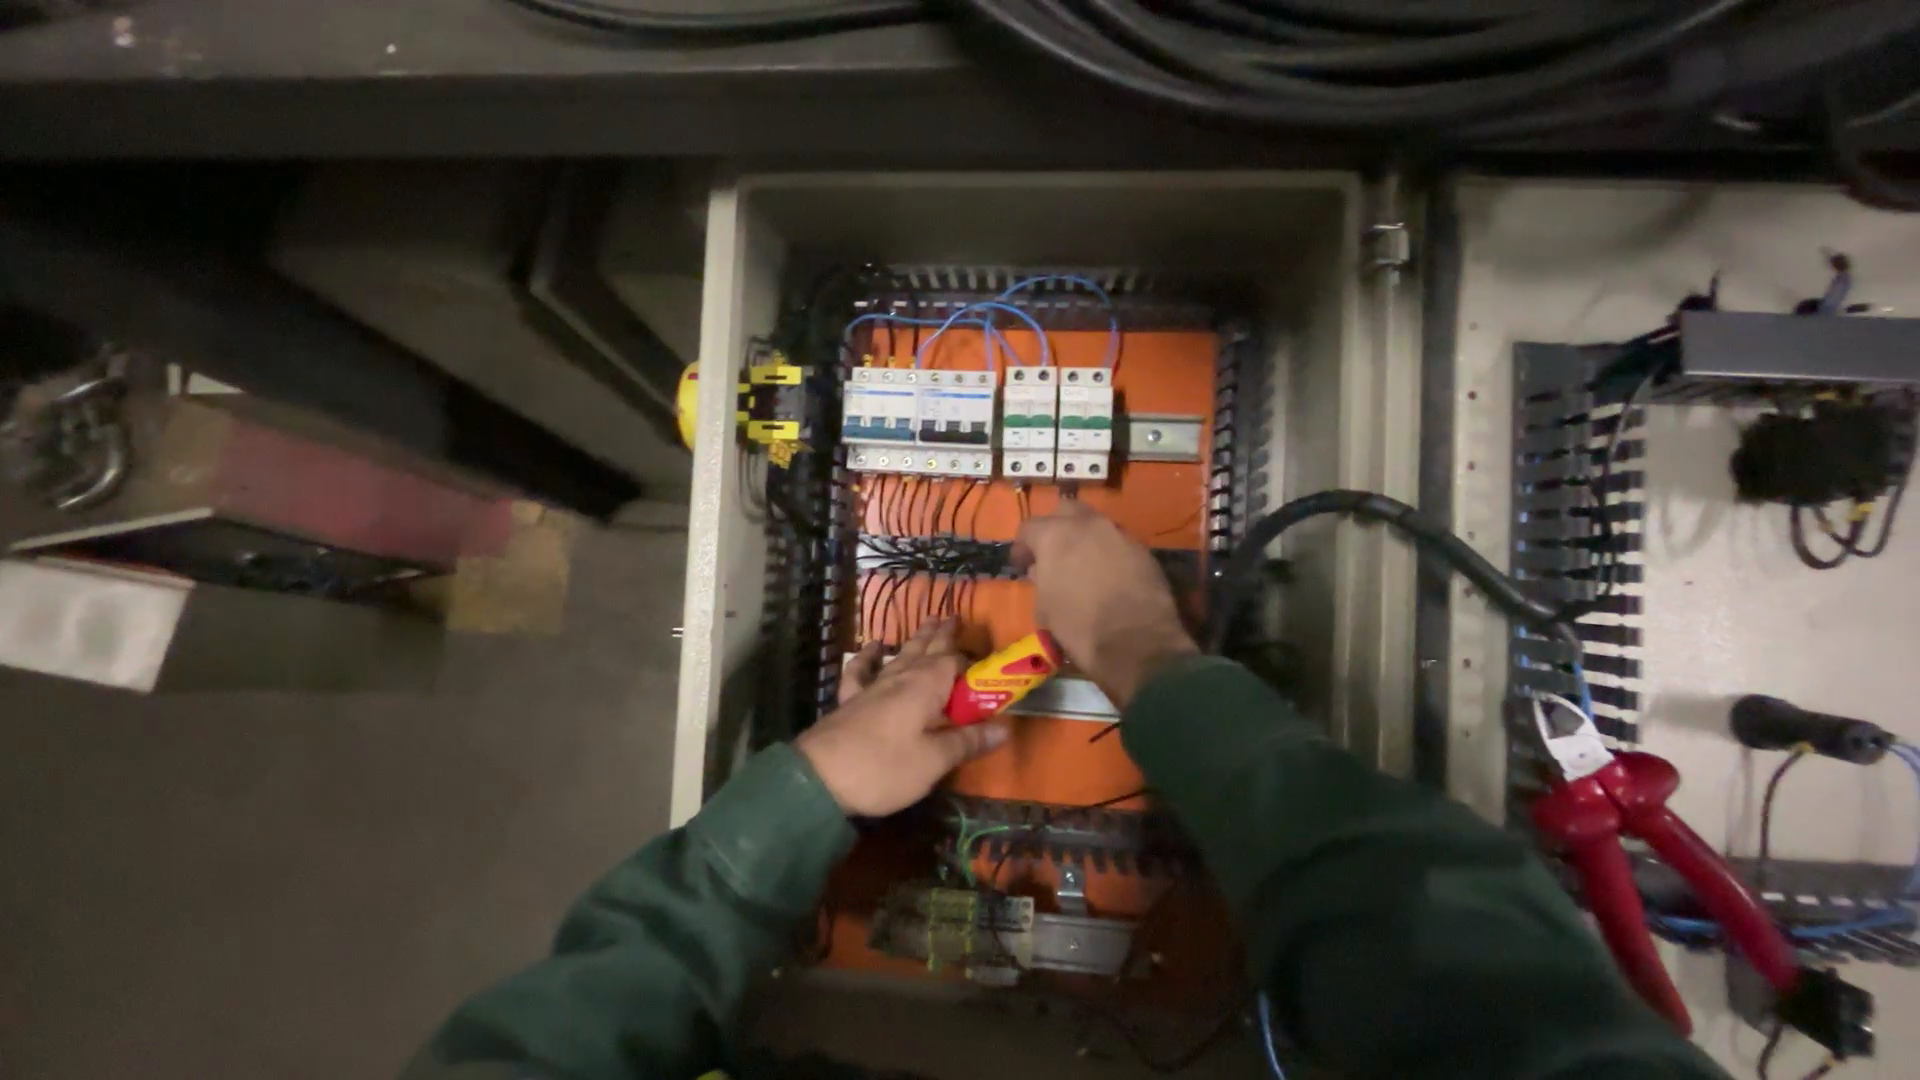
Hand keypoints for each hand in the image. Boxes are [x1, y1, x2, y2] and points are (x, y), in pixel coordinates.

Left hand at [798, 620, 1009, 816]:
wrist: (819, 779)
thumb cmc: (884, 768)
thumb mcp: (934, 760)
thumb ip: (968, 741)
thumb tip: (1005, 728)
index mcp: (926, 687)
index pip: (955, 663)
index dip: (972, 663)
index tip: (988, 663)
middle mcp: (900, 678)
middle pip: (926, 650)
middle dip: (942, 635)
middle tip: (954, 616)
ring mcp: (873, 687)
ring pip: (900, 655)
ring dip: (915, 639)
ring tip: (927, 622)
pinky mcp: (851, 701)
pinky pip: (862, 669)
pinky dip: (869, 656)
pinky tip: (875, 646)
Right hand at [1013, 501, 1197, 708]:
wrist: (1138, 645)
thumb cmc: (1080, 629)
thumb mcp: (1045, 608)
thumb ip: (1041, 579)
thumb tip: (1041, 569)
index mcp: (1056, 535)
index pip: (1029, 526)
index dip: (1022, 546)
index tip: (1022, 565)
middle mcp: (1089, 525)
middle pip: (1066, 510)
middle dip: (1057, 527)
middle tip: (1054, 553)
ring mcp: (1121, 534)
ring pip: (1096, 525)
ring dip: (1086, 540)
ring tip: (1084, 567)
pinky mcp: (1145, 551)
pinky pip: (1119, 543)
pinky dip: (1110, 554)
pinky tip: (1109, 577)